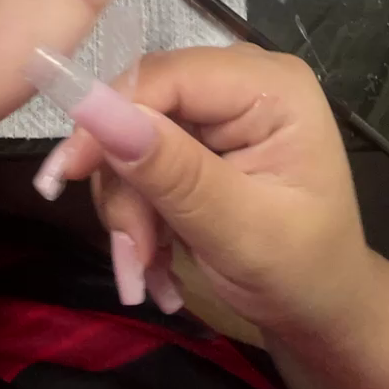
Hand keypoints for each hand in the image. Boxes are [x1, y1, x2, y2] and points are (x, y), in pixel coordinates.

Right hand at [43, 45, 376, 341]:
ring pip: (128, 131)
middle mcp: (239, 78)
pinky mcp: (195, 130)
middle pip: (141, 102)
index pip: (167, 75)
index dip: (110, 115)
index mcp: (270, 85)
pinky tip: (151, 252)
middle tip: (130, 251)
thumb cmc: (302, 275)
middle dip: (124, 180)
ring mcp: (215, 104)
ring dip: (127, 203)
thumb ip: (173, 172)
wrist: (320, 313)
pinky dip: (133, 205)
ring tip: (146, 265)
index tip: (68, 172)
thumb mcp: (240, 233)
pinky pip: (135, 151)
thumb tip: (97, 111)